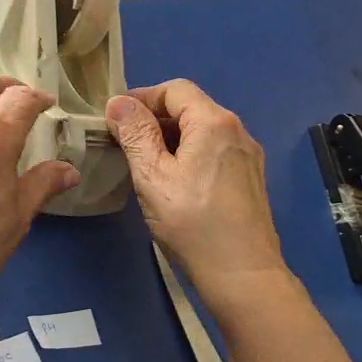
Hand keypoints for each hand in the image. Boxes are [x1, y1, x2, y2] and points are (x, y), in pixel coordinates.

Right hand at [106, 80, 287, 289]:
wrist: (241, 272)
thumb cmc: (191, 222)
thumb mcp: (152, 176)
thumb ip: (135, 135)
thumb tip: (119, 102)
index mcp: (214, 123)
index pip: (175, 89)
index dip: (141, 97)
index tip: (113, 120)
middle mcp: (237, 131)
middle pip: (190, 107)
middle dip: (153, 118)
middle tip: (122, 142)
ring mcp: (247, 156)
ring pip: (201, 131)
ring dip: (168, 137)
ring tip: (141, 162)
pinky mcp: (248, 178)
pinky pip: (212, 151)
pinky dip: (187, 154)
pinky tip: (170, 180)